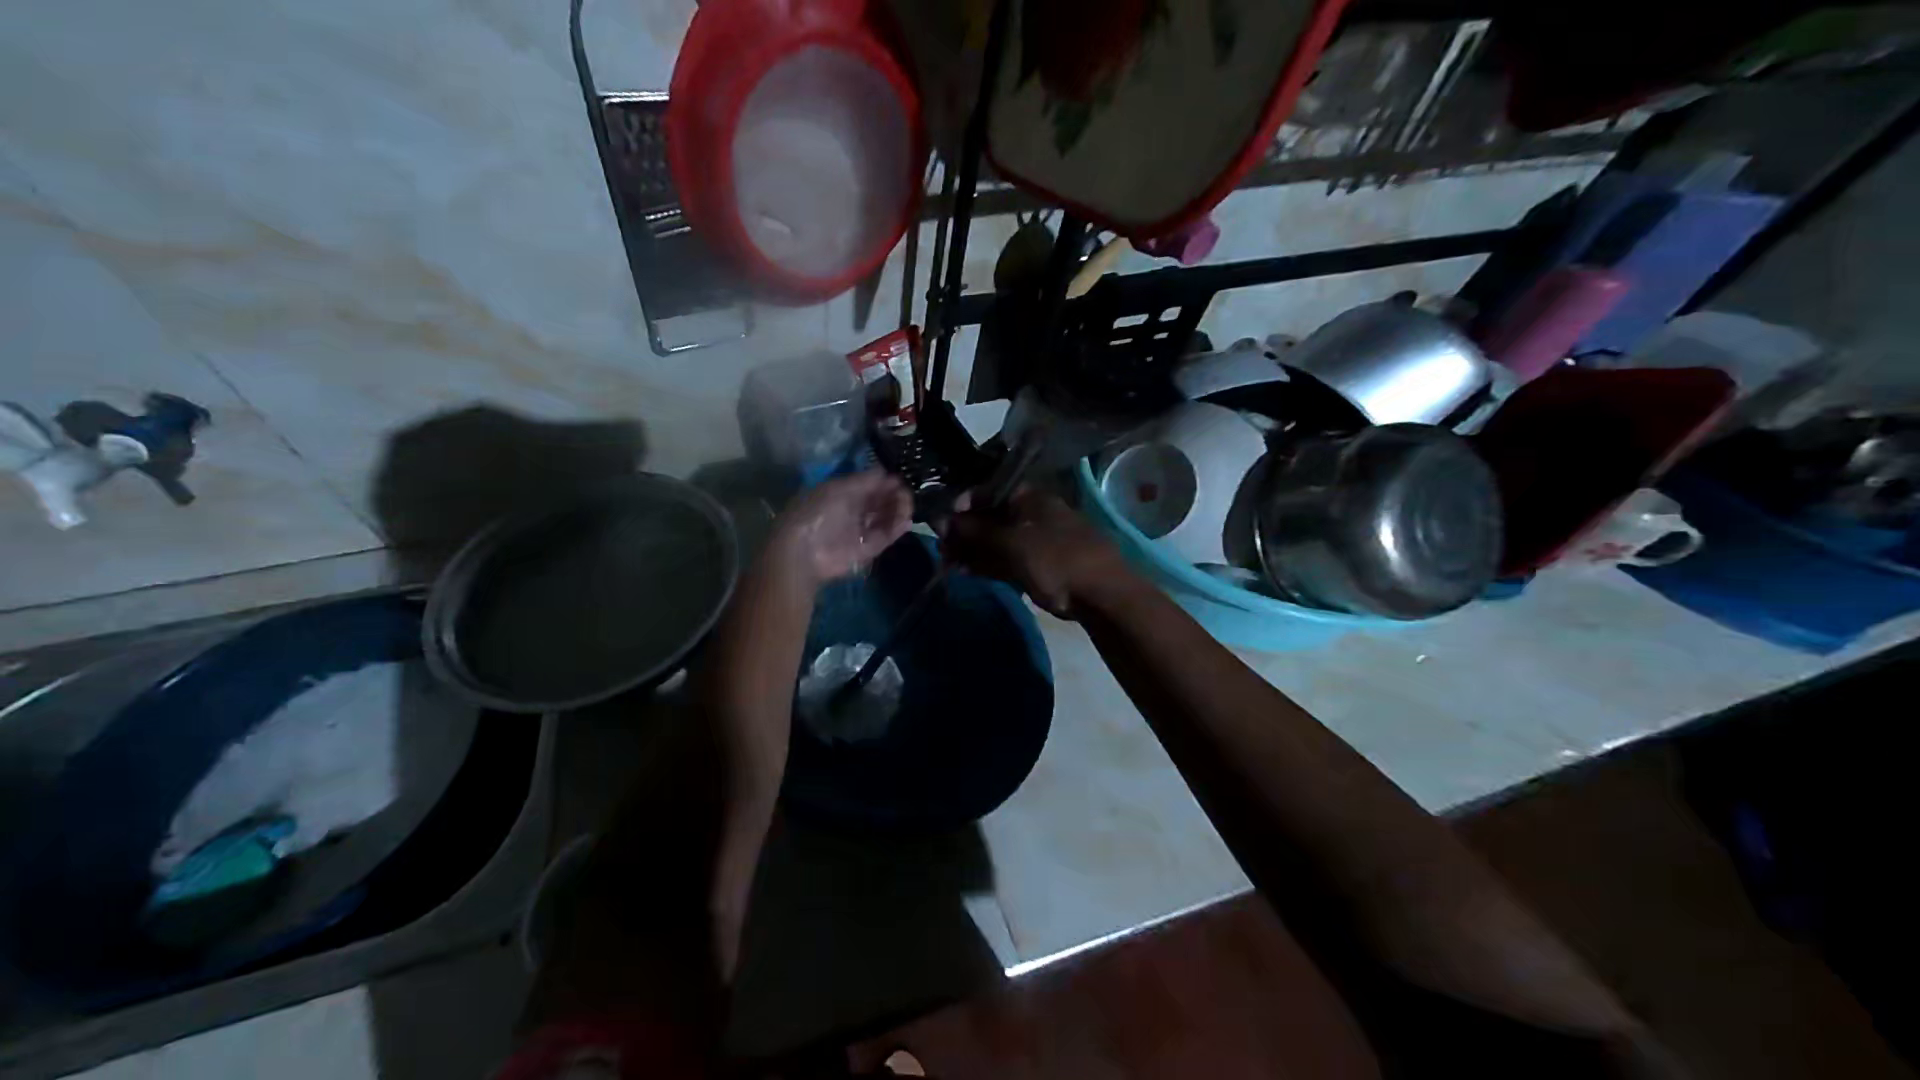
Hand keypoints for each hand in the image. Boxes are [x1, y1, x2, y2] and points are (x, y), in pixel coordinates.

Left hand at [769, 470, 913, 588]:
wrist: (802, 552)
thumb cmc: (817, 513)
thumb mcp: (838, 489)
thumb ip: (864, 481)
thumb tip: (886, 473)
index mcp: (841, 494)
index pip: (869, 486)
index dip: (884, 482)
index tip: (899, 480)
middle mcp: (851, 512)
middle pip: (879, 502)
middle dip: (894, 496)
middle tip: (906, 494)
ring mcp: (858, 532)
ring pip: (884, 519)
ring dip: (898, 511)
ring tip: (907, 507)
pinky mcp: (864, 551)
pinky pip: (884, 537)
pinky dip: (896, 530)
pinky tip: (906, 521)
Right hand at [942, 487, 1132, 619]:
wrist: (1103, 596)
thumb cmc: (1056, 560)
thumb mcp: (1011, 544)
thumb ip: (976, 531)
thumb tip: (942, 518)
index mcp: (1031, 498)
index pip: (988, 491)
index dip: (963, 505)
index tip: (943, 525)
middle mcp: (1034, 514)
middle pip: (992, 517)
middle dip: (965, 532)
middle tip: (944, 550)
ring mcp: (1040, 540)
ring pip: (999, 541)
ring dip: (974, 551)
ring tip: (951, 564)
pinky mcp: (1043, 565)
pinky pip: (1010, 559)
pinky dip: (990, 564)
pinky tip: (970, 573)